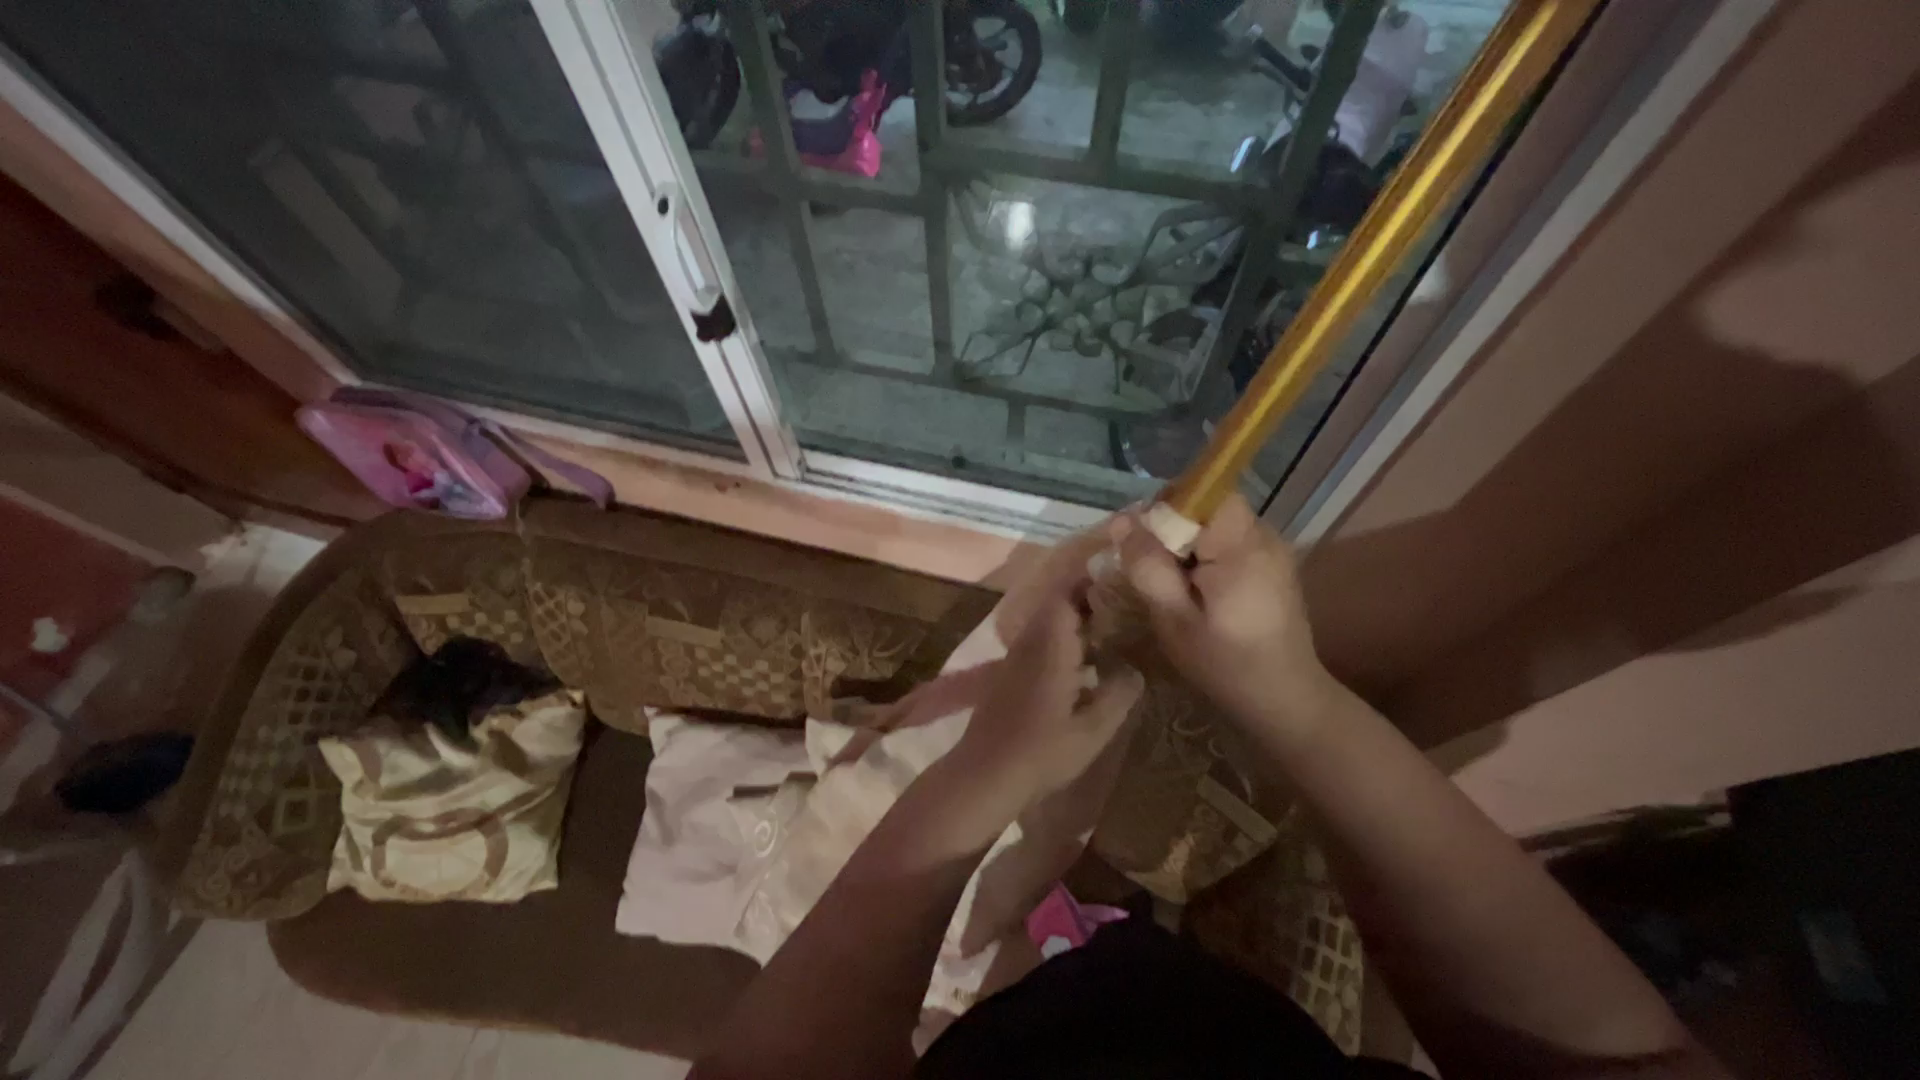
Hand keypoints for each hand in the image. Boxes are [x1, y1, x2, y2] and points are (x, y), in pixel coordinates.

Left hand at [951, 593, 1143, 810]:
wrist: (983, 776)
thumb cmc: (1042, 752)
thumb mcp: (1093, 730)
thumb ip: (1118, 694)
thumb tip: (1134, 669)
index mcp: (1049, 646)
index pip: (1066, 594)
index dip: (1091, 583)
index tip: (1120, 584)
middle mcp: (1028, 644)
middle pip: (1056, 608)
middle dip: (1089, 605)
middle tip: (1126, 613)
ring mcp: (1013, 661)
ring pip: (1046, 628)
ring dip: (1075, 628)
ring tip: (1111, 639)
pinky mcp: (1007, 678)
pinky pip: (1037, 647)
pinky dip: (1061, 647)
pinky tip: (1083, 671)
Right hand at [1117, 494, 1337, 739]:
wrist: (1286, 700)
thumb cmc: (1225, 664)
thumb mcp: (1175, 619)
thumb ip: (1148, 567)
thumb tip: (1122, 521)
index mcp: (1242, 545)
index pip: (1202, 493)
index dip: (1167, 509)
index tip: (1145, 545)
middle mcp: (1264, 536)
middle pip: (1208, 508)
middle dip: (1173, 531)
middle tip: (1153, 573)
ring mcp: (1273, 550)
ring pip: (1216, 526)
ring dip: (1188, 547)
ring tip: (1174, 588)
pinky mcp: (1274, 566)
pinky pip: (1231, 543)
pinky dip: (1208, 559)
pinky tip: (1199, 595)